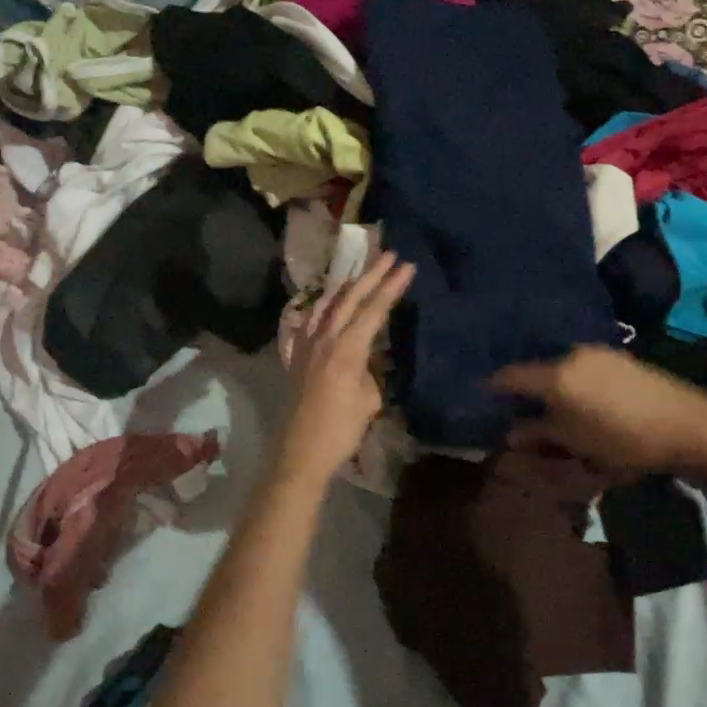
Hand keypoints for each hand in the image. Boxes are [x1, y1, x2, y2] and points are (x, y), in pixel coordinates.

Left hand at [276, 253, 415, 485]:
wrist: (302, 451)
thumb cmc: (342, 429)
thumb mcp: (369, 399)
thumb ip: (369, 371)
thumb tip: (367, 360)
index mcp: (347, 349)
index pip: (374, 309)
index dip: (392, 287)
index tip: (407, 266)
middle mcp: (325, 339)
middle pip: (350, 298)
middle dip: (371, 275)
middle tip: (390, 254)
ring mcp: (307, 345)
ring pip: (327, 304)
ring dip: (346, 284)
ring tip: (361, 269)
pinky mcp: (298, 356)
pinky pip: (310, 320)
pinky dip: (323, 306)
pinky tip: (327, 302)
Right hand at [490, 347, 706, 477]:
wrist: (688, 424)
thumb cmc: (624, 437)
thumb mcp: (577, 441)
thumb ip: (540, 433)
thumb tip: (511, 432)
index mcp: (558, 373)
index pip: (513, 375)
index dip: (495, 385)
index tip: (481, 392)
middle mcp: (575, 355)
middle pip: (540, 371)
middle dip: (527, 391)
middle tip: (517, 410)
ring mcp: (601, 355)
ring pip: (564, 371)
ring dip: (553, 389)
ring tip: (550, 411)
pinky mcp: (622, 361)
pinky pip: (584, 370)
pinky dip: (574, 386)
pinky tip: (579, 403)